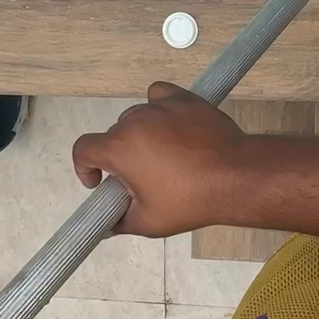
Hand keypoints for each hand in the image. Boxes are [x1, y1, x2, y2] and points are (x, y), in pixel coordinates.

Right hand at [72, 82, 252, 236]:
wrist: (235, 177)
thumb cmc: (191, 199)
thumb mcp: (148, 222)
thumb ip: (120, 222)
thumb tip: (109, 223)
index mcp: (119, 149)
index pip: (83, 149)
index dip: (85, 166)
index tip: (99, 181)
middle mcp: (135, 121)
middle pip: (114, 134)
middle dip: (120, 155)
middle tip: (141, 176)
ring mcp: (160, 107)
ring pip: (137, 117)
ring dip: (141, 134)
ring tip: (162, 154)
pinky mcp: (184, 99)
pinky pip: (160, 95)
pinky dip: (159, 107)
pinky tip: (169, 124)